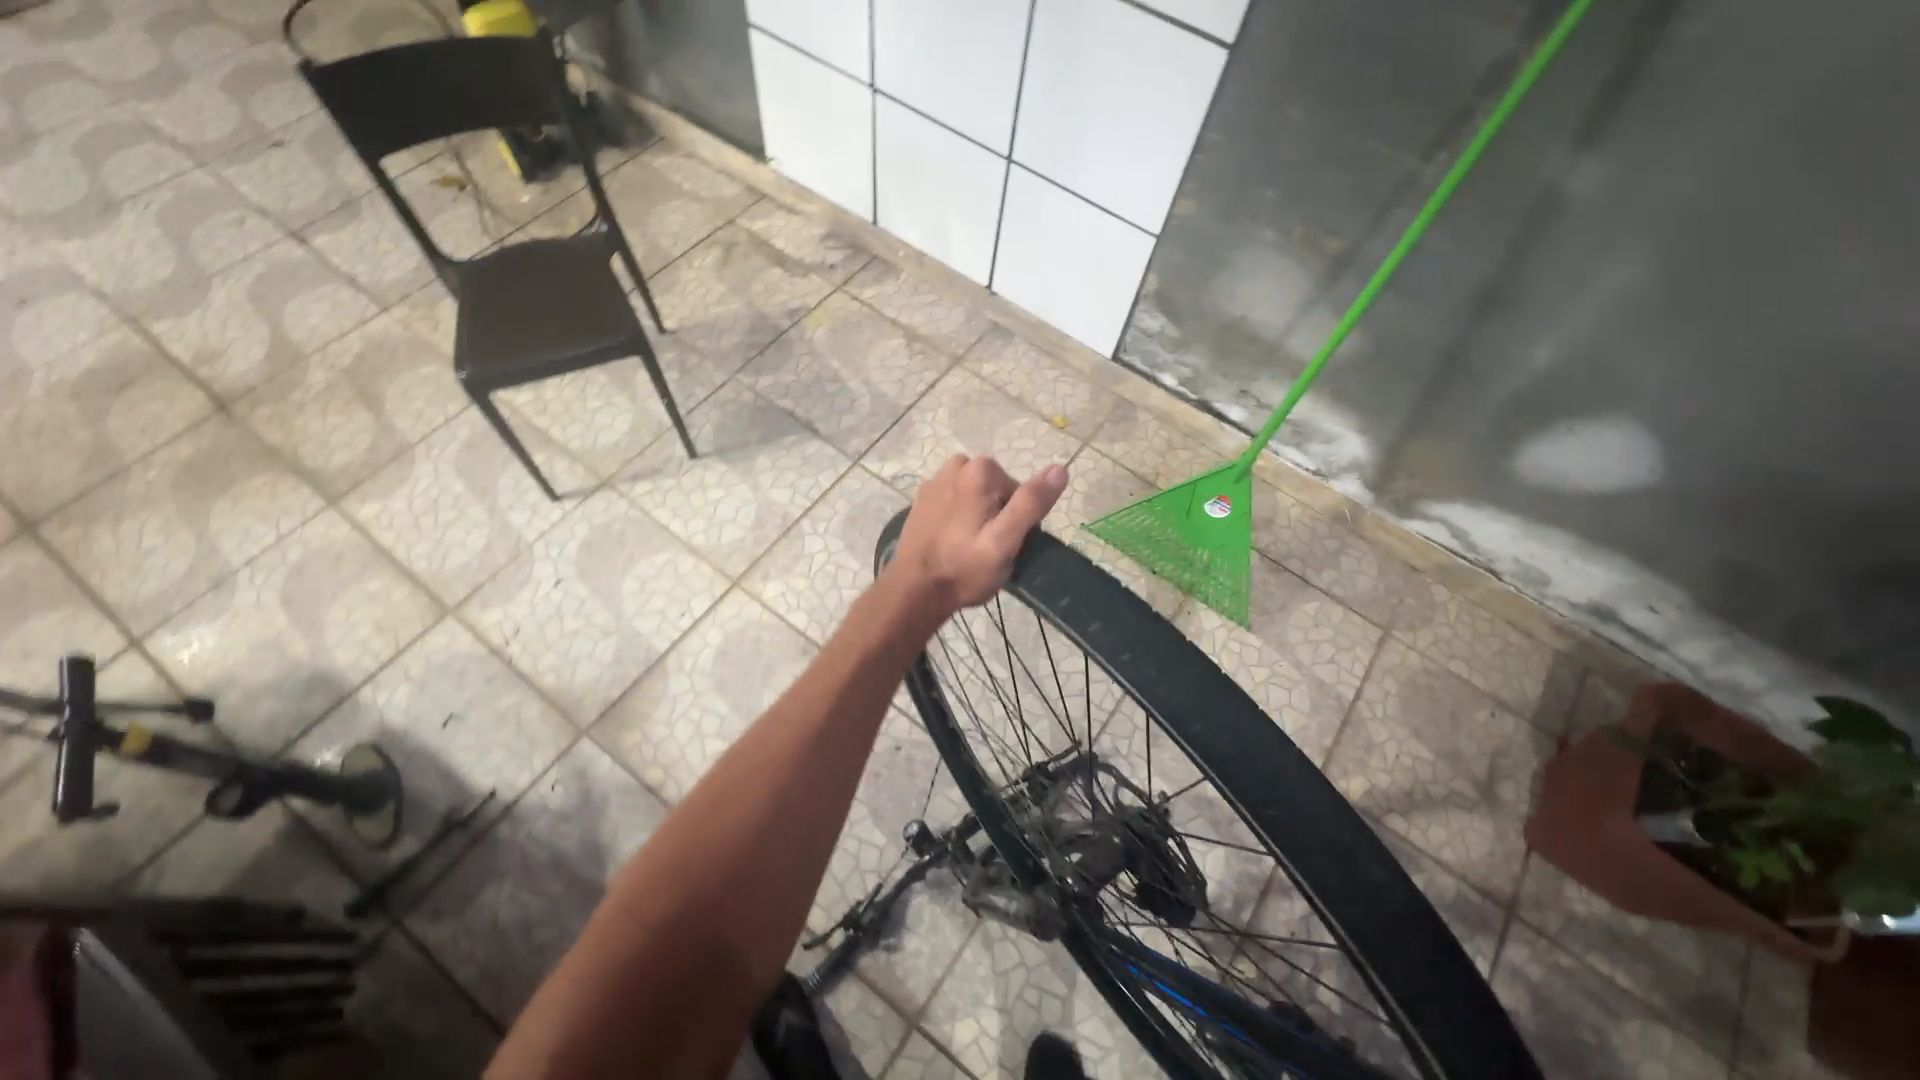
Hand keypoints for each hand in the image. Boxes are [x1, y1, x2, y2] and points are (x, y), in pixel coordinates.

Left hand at [889, 455, 1068, 615]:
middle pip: (997, 492)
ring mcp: (935, 482)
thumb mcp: (1006, 541)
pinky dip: (958, 519)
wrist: (914, 590)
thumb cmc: (964, 569)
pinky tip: (951, 544)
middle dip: (998, 518)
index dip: (1018, 523)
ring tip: (969, 549)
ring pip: (976, 497)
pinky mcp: (922, 500)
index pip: (1020, 494)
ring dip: (978, 518)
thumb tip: (1060, 469)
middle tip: (988, 551)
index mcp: (980, 470)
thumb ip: (1031, 504)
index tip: (1005, 546)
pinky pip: (954, 503)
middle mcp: (956, 466)